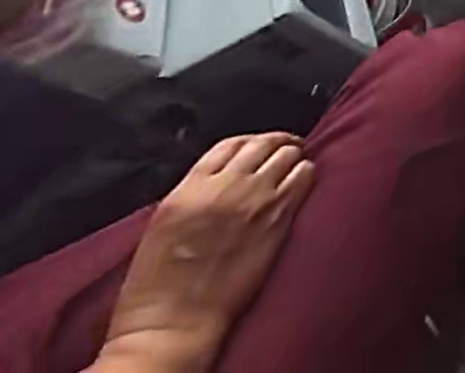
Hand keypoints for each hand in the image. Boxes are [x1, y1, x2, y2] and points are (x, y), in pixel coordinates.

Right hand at [88, 132, 315, 372]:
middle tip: (285, 148)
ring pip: (290, 154)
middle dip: (277, 143)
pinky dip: (306, 173)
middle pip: (265, 142)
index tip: (259, 146)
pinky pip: (306, 175)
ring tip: (293, 166)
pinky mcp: (279, 214)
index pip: (231, 144)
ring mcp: (256, 199)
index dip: (250, 141)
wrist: (172, 323)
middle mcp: (225, 188)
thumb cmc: (157, 285)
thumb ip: (196, 192)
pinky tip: (301, 182)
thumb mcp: (163, 225)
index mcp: (188, 190)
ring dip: (294, 157)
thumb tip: (228, 174)